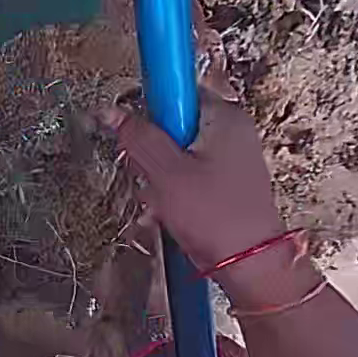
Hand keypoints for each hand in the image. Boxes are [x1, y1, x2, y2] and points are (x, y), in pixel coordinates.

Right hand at [107, 89, 307, 306]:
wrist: (250, 265)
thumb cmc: (211, 214)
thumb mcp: (165, 172)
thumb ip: (137, 137)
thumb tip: (107, 110)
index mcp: (224, 116)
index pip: (174, 91)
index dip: (148, 110)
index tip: (135, 136)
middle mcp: (231, 129)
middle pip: (170, 123)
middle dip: (150, 150)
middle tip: (148, 175)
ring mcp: (229, 155)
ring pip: (173, 150)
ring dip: (155, 172)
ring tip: (159, 198)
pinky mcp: (223, 179)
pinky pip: (183, 170)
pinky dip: (169, 186)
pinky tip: (168, 207)